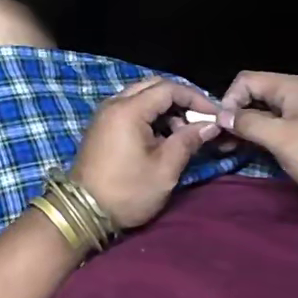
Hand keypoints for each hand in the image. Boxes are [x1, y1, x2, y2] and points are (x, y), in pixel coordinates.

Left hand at [69, 77, 223, 228]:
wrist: (83, 210)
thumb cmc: (127, 191)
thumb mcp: (164, 168)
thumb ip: (188, 141)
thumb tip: (210, 125)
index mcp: (128, 110)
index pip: (168, 88)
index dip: (195, 98)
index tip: (214, 115)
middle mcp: (113, 104)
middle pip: (152, 87)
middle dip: (179, 100)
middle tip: (199, 121)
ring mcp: (104, 115)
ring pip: (140, 97)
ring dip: (164, 109)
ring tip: (183, 134)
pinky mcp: (101, 127)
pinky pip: (129, 110)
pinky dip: (149, 116)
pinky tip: (163, 138)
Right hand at [218, 71, 297, 211]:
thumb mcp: (282, 140)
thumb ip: (249, 123)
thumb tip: (223, 115)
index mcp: (294, 87)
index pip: (246, 80)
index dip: (229, 101)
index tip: (224, 128)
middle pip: (259, 95)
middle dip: (238, 116)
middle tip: (226, 144)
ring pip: (274, 112)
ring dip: (255, 129)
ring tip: (242, 151)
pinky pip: (291, 125)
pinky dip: (274, 137)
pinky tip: (271, 155)